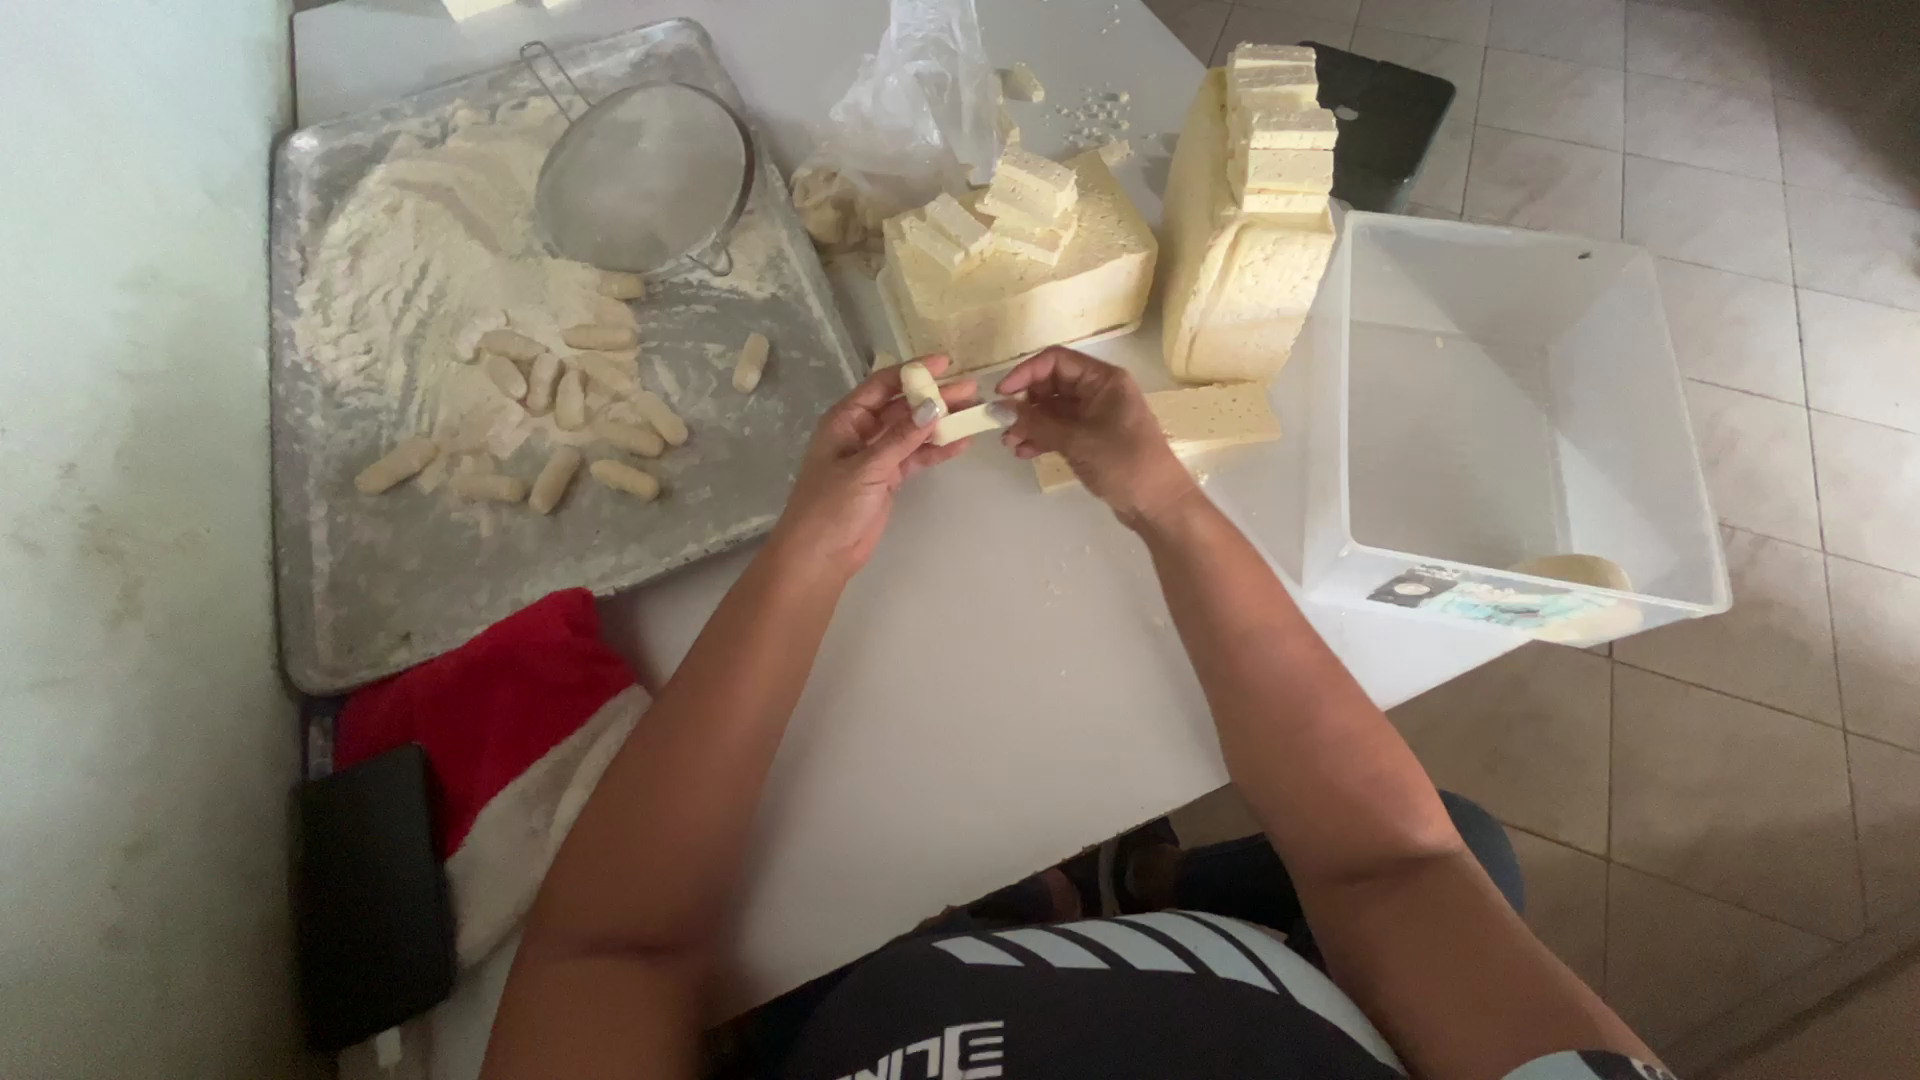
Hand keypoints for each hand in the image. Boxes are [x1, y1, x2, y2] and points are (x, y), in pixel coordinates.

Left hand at [769, 355, 976, 576]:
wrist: (819, 555)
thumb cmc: (830, 506)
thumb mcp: (866, 468)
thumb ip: (901, 438)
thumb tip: (933, 407)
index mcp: (845, 419)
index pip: (883, 385)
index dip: (913, 372)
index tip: (945, 363)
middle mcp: (861, 432)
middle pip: (902, 407)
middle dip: (935, 398)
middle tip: (971, 390)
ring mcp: (876, 456)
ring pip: (912, 432)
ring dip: (941, 424)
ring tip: (974, 414)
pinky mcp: (888, 478)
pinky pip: (915, 457)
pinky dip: (936, 451)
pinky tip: (960, 444)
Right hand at [997, 347, 1196, 527]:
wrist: (1157, 503)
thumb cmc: (1124, 463)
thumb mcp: (1077, 441)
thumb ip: (1036, 423)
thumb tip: (998, 409)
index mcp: (1103, 380)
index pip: (1056, 361)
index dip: (1025, 373)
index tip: (1001, 394)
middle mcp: (1099, 392)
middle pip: (1051, 384)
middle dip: (1025, 403)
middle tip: (1003, 425)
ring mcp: (1095, 416)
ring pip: (1052, 410)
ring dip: (1029, 424)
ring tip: (1010, 444)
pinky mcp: (1091, 438)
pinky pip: (1059, 430)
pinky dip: (1041, 438)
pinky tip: (1025, 452)